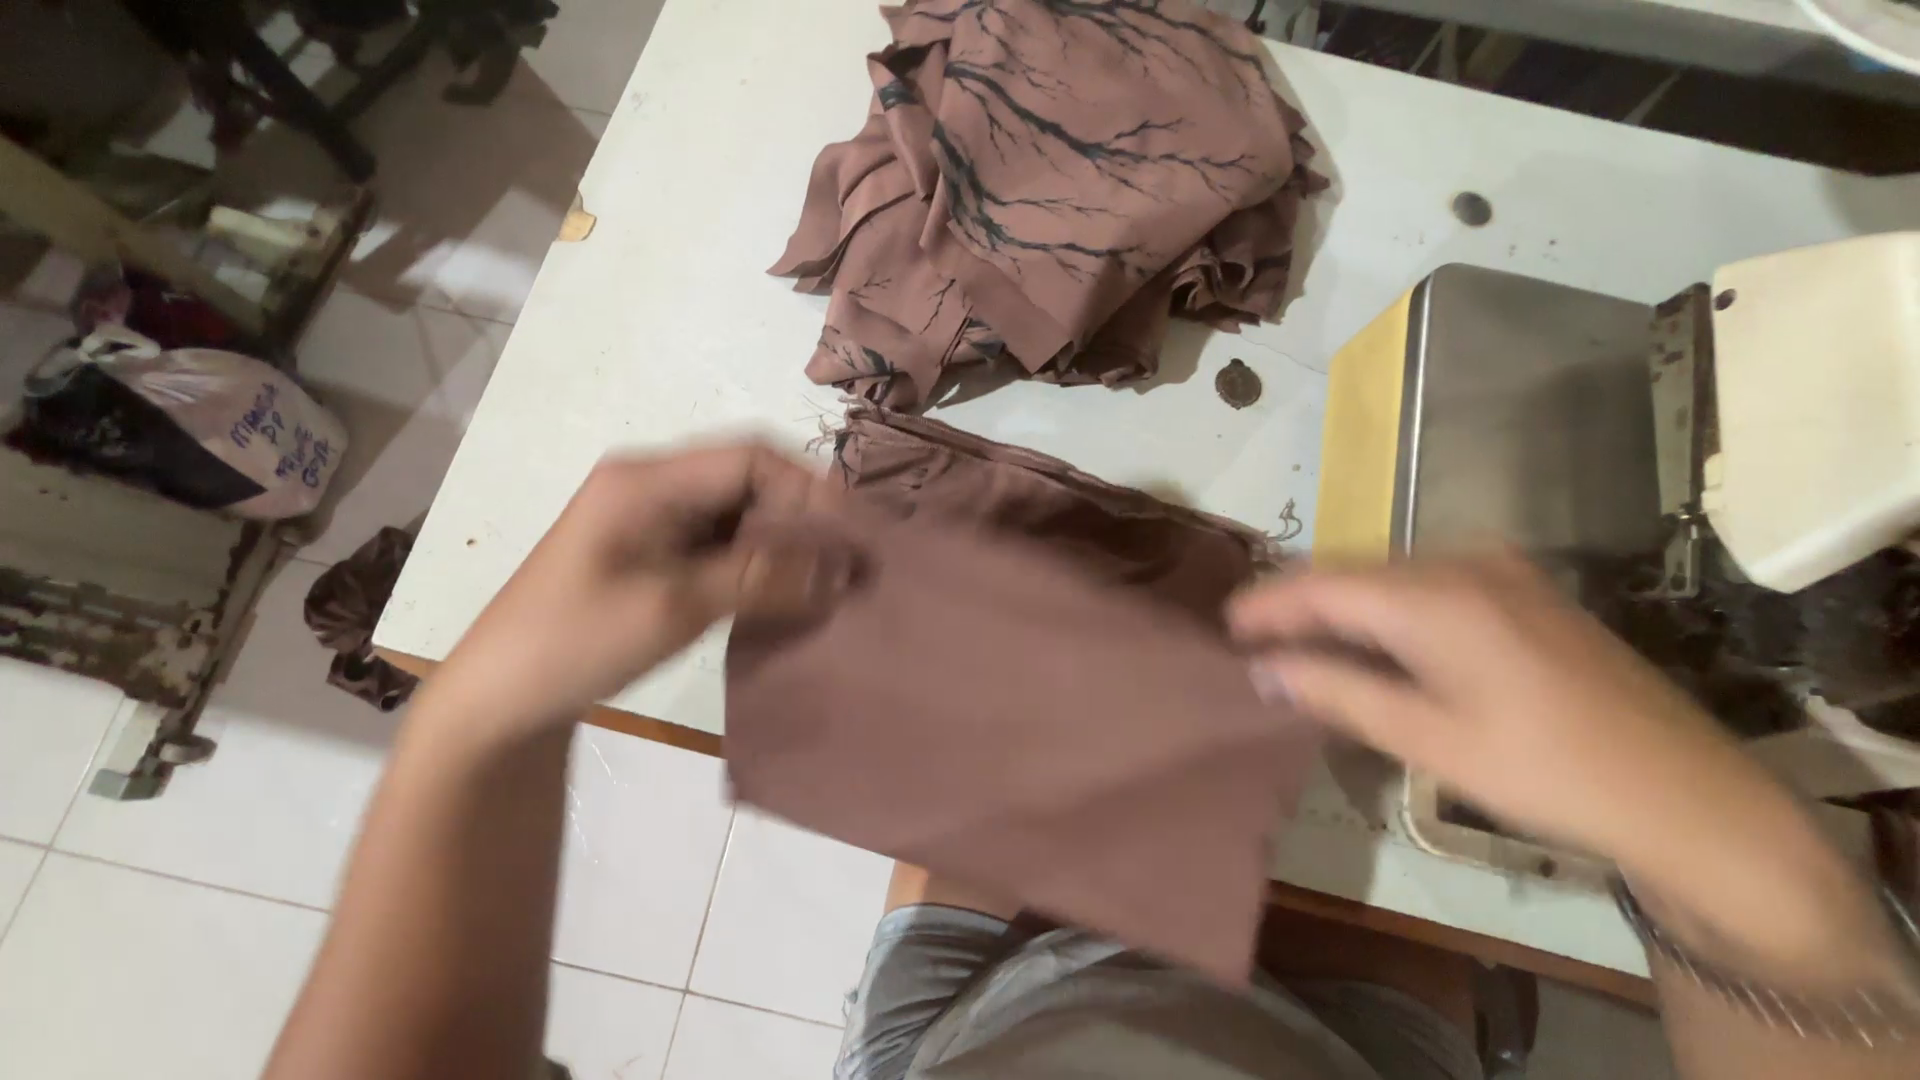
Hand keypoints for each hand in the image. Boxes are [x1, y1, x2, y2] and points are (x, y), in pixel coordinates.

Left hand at [430, 442, 823, 730]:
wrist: (500, 699)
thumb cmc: (576, 641)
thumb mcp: (675, 606)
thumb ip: (762, 579)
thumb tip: (842, 566)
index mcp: (645, 480)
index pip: (749, 458)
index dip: (809, 487)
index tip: (855, 531)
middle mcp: (651, 485)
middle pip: (747, 480)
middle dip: (802, 515)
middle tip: (849, 558)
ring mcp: (650, 520)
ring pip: (738, 513)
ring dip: (783, 541)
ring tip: (827, 577)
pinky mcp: (652, 553)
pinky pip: (721, 543)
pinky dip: (757, 562)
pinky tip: (784, 591)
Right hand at [1227, 556, 1771, 863]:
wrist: (1688, 796)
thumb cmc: (1545, 772)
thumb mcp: (1426, 738)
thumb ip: (1336, 690)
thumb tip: (1263, 667)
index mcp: (1437, 596)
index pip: (1322, 584)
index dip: (1266, 603)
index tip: (1221, 625)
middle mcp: (1464, 563)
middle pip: (1352, 571)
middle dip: (1297, 602)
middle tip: (1251, 640)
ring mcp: (1499, 570)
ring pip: (1386, 575)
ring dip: (1338, 605)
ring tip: (1296, 643)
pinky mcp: (1521, 588)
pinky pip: (1425, 583)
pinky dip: (1382, 608)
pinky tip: (1366, 640)